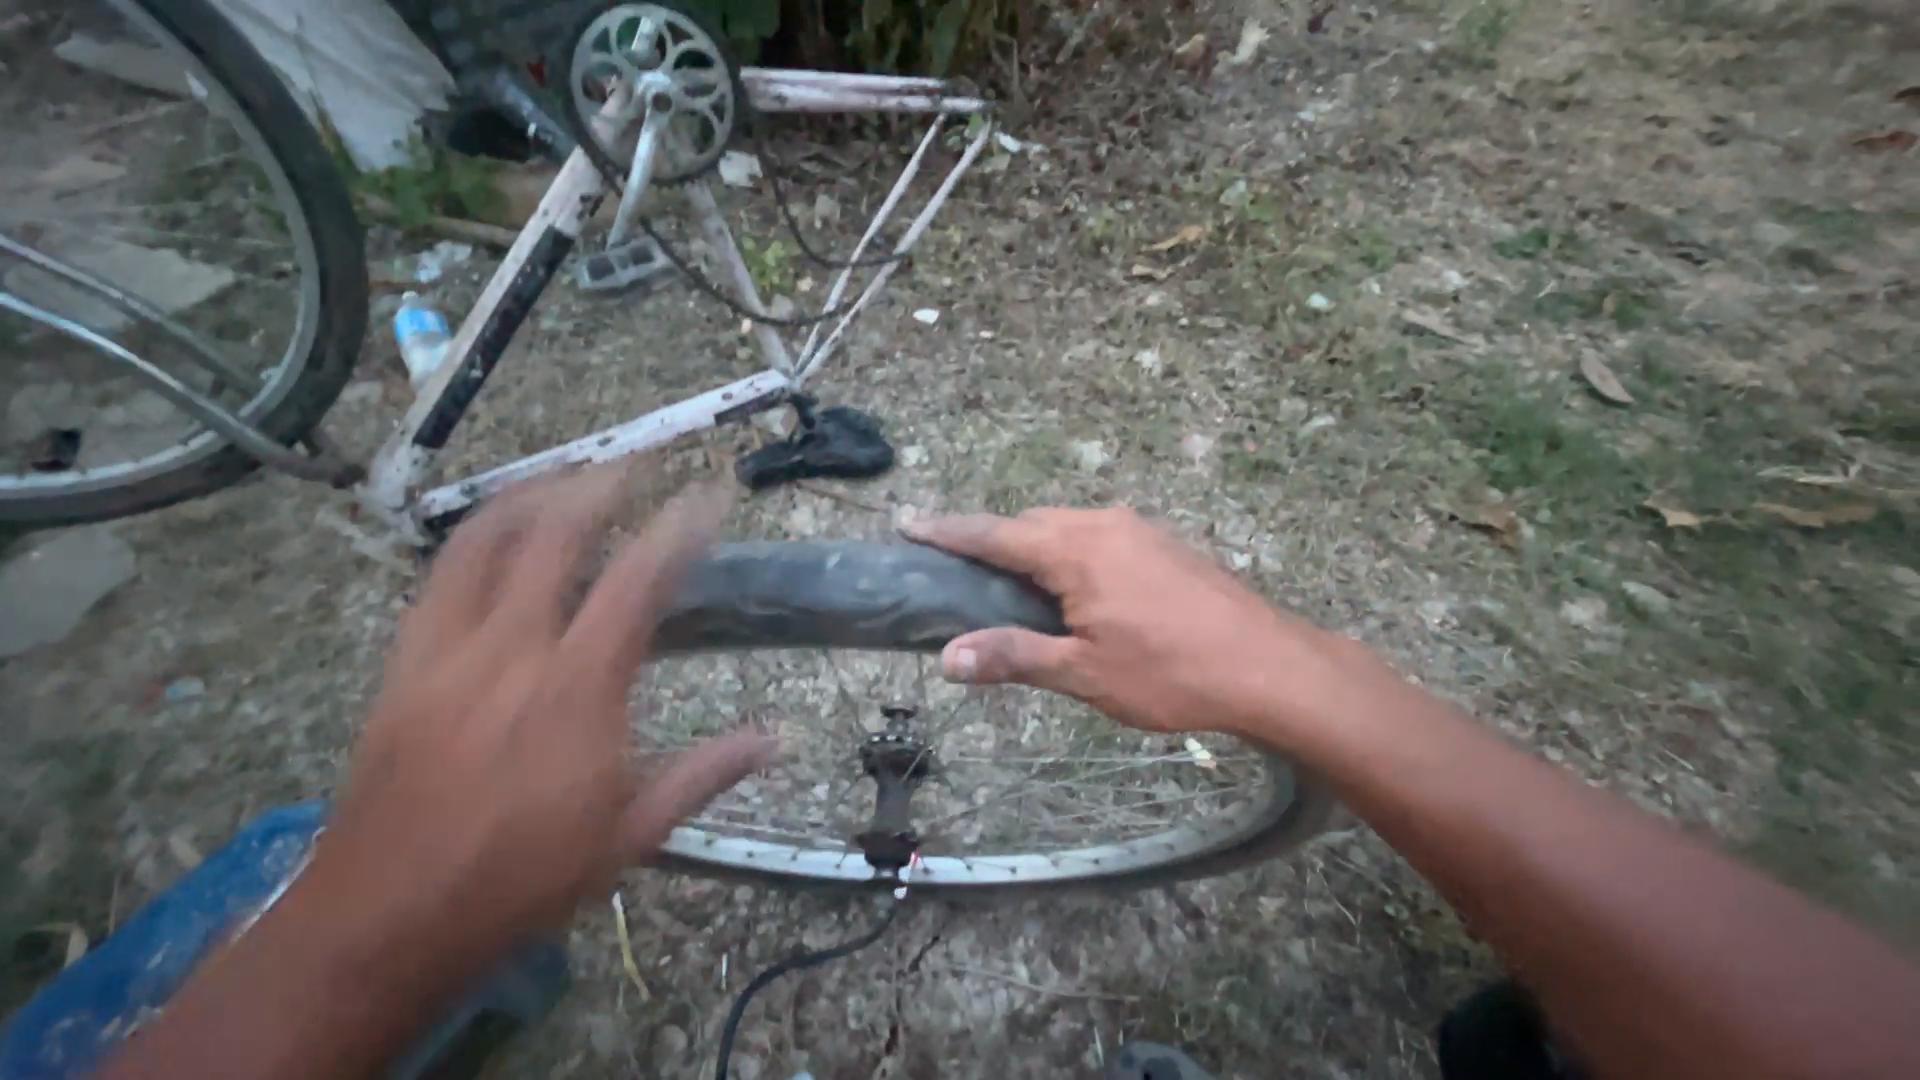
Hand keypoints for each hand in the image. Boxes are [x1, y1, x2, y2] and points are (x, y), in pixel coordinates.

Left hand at [305, 469, 772, 972]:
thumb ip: (706, 773)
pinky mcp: (403, 665)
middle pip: (556, 537)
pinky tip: (495, 534)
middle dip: (602, 485)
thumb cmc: (523, 876)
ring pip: (484, 541)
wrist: (386, 919)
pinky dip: (473, 539)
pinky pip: (437, 578)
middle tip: (638, 461)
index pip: (639, 582)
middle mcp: (514, 651)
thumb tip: (776, 740)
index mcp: (580, 688)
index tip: (708, 496)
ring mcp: (449, 652)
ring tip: (567, 474)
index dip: (679, 528)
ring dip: (531, 495)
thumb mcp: (633, 833)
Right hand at [904, 507, 1332, 738]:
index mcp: (1076, 551)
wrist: (1269, 666)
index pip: (994, 534)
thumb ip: (1014, 657)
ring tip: (1019, 591)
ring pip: (1067, 528)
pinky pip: (1099, 537)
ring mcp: (1139, 530)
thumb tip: (948, 658)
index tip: (909, 522)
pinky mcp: (1164, 544)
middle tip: (964, 576)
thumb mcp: (1084, 673)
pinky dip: (1071, 554)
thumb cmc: (1171, 673)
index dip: (947, 531)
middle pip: (1030, 525)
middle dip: (992, 543)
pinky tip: (1080, 593)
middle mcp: (1103, 525)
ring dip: (1035, 549)